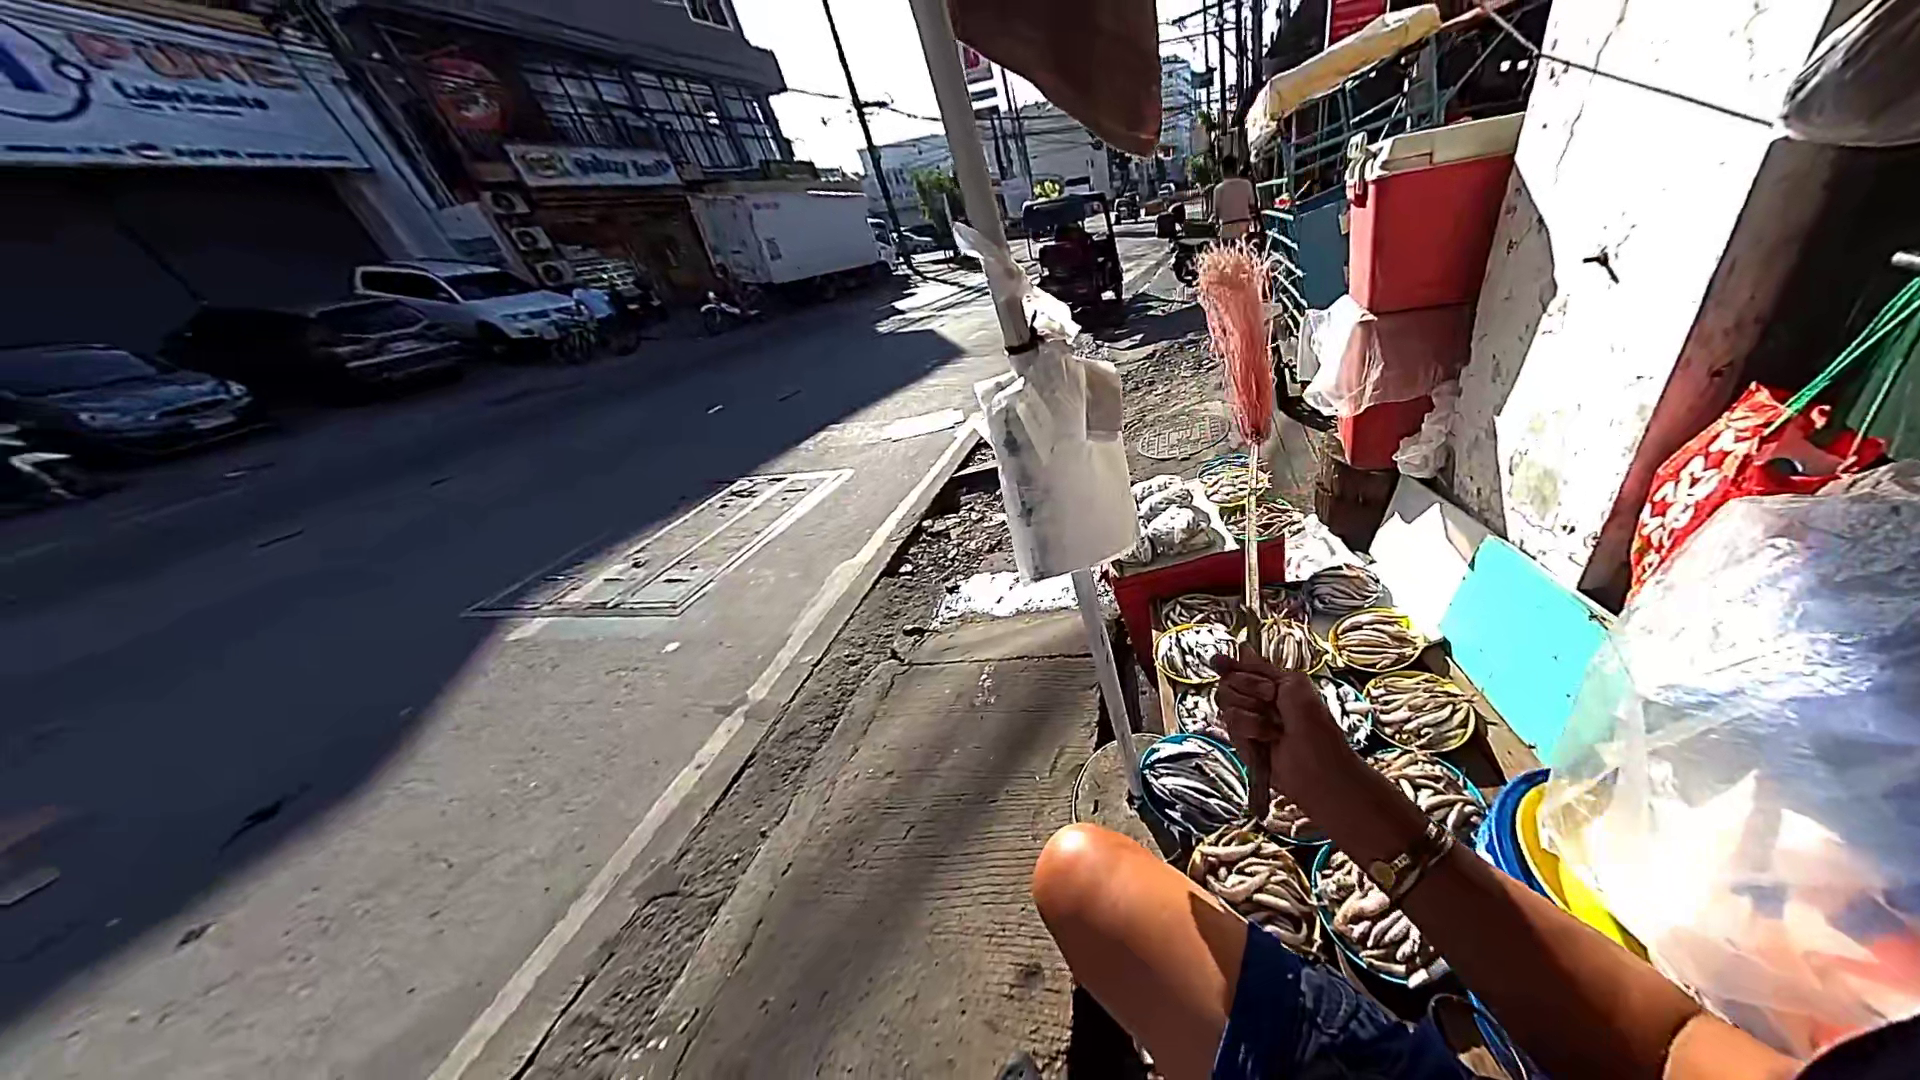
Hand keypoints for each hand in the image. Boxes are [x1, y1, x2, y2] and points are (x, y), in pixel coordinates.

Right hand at [1209, 651, 1427, 866]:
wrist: (1316, 767)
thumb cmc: (1315, 727)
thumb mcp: (1294, 684)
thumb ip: (1261, 668)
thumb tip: (1241, 648)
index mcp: (1272, 684)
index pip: (1239, 667)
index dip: (1229, 665)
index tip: (1218, 662)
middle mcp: (1256, 700)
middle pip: (1227, 682)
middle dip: (1248, 688)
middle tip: (1271, 699)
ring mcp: (1247, 720)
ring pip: (1225, 702)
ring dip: (1251, 712)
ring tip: (1273, 726)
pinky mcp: (1240, 740)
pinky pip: (1230, 722)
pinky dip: (1250, 729)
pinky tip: (1266, 738)